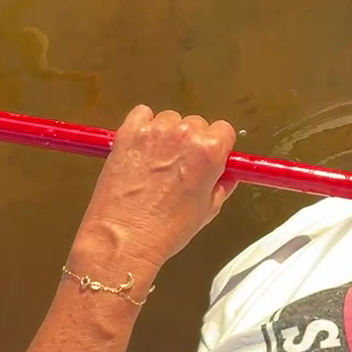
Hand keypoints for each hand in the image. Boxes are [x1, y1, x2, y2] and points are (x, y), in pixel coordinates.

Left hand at [72, 105, 238, 275]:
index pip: (224, 130)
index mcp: (210, 151)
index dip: (219, 145)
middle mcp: (184, 135)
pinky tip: (142, 147)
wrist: (124, 237)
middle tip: (182, 165)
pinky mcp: (128, 132)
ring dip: (168, 134)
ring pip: (170, 119)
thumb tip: (226, 176)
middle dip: (193, 141)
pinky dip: (143, 125)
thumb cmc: (165, 229)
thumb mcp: (208, 210)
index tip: (212, 156)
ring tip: (158, 161)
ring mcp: (155, 131)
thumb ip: (222, 185)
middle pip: (197, 123)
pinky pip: (141, 114)